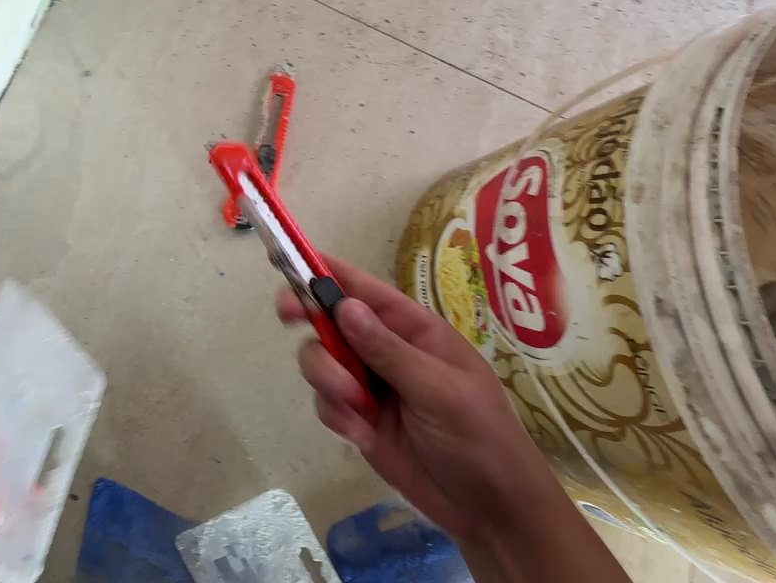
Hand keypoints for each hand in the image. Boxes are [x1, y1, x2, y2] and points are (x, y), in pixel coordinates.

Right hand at [277, 256, 561, 543]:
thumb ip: (389, 351)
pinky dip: (336, 415)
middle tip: (289, 318)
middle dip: (309, 320)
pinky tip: (362, 436)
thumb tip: (343, 306)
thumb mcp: (441, 391)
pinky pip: (325, 401)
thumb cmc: (481, 438)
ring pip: (319, 358)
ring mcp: (366, 382)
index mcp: (410, 327)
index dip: (321, 270)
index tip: (286, 263)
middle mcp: (382, 347)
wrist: (490, 511)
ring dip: (327, 379)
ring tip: (356, 410)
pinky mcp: (356, 416)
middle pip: (327, 317)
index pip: (359, 286)